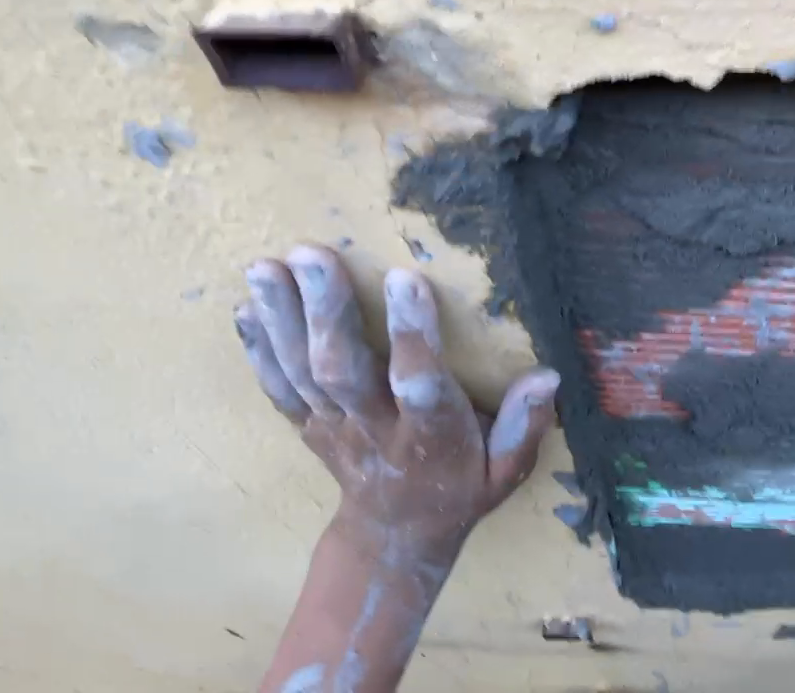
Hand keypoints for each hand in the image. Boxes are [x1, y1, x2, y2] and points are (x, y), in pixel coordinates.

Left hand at [234, 243, 560, 551]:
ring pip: (302, 372)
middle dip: (325, 311)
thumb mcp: (506, 471)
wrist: (392, 539)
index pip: (418, 380)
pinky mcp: (308, 425)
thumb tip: (549, 375)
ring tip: (265, 267)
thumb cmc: (460, 490)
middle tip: (310, 255)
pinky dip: (258, 348)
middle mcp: (373, 427)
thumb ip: (525, 426)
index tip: (405, 277)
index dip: (412, 332)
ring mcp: (332, 427)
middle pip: (343, 369)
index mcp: (428, 434)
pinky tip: (245, 306)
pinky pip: (278, 387)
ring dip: (282, 318)